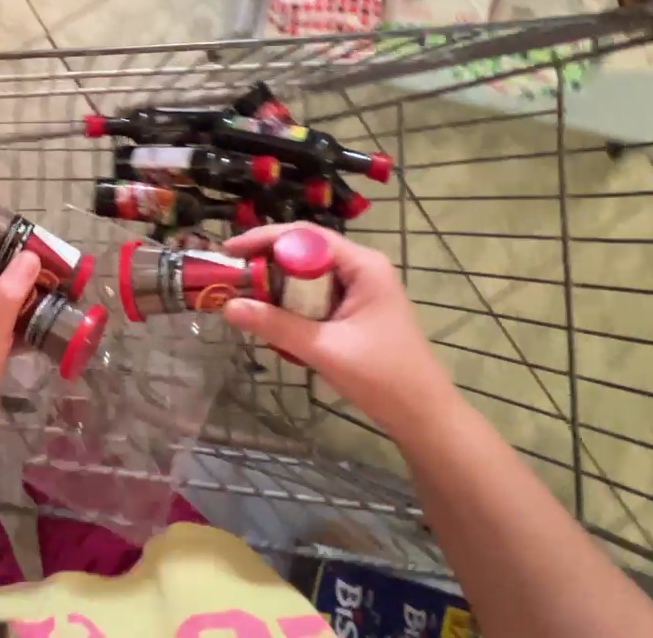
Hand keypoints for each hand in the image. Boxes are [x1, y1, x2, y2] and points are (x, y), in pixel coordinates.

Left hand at [0, 253, 42, 448]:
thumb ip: (11, 289)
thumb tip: (31, 255)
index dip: (3, 248)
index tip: (34, 244)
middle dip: (20, 274)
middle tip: (54, 268)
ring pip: (1, 302)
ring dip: (25, 299)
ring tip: (57, 289)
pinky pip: (6, 325)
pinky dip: (23, 322)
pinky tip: (49, 319)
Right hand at [219, 223, 456, 433]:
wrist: (425, 417)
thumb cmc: (383, 378)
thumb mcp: (324, 349)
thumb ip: (276, 325)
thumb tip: (227, 306)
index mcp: (362, 266)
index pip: (305, 235)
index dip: (264, 239)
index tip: (230, 252)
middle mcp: (360, 268)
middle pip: (303, 251)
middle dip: (266, 263)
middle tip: (232, 278)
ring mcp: (358, 288)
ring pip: (305, 274)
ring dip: (276, 286)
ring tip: (246, 300)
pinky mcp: (353, 308)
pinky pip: (312, 294)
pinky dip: (290, 303)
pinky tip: (273, 321)